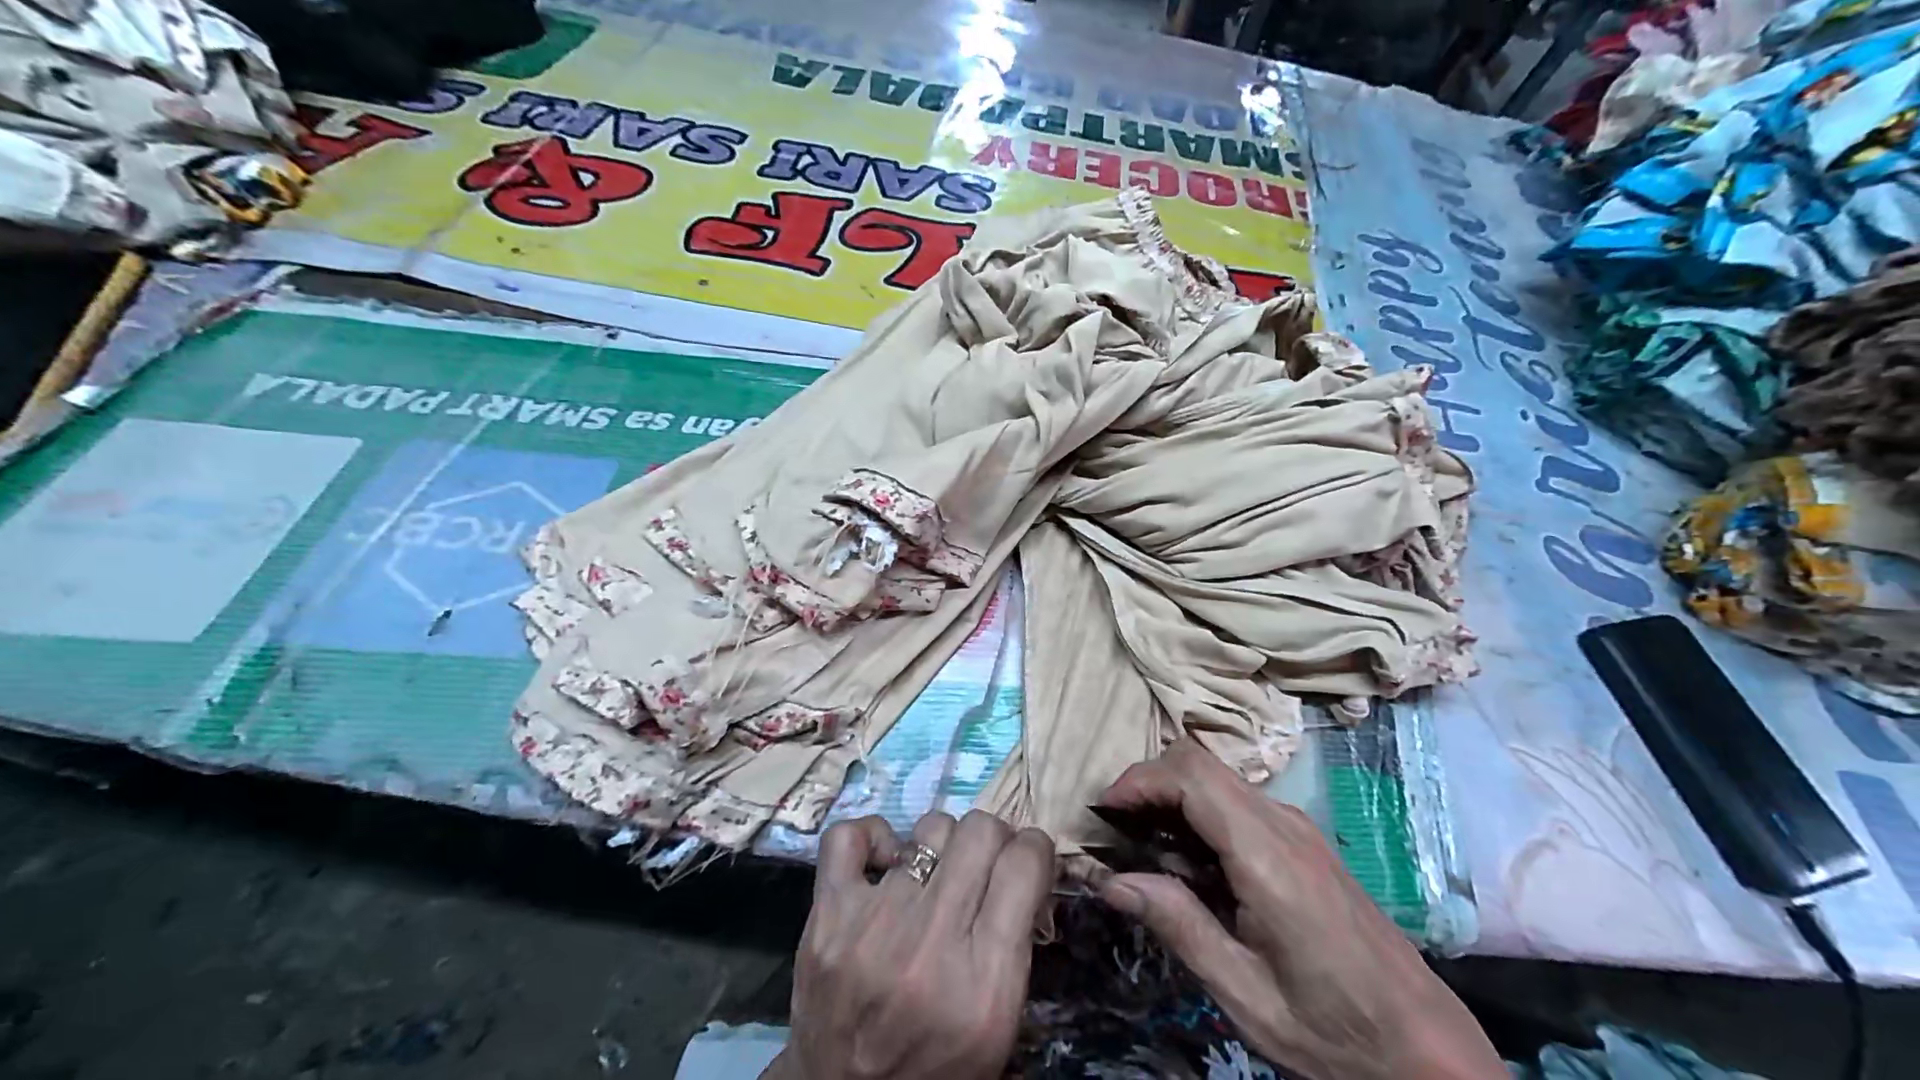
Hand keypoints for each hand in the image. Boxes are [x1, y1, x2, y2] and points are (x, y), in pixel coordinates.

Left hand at [766, 810, 1054, 1079]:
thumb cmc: (935, 1065)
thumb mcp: (998, 1024)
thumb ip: (1014, 941)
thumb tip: (1022, 863)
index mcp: (985, 983)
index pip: (1023, 865)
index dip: (1033, 849)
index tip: (1026, 859)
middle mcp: (930, 943)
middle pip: (980, 832)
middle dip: (993, 840)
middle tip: (983, 864)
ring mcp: (873, 924)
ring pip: (929, 827)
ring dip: (942, 845)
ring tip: (934, 874)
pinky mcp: (827, 915)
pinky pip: (848, 836)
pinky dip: (872, 837)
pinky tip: (884, 861)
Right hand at [1096, 739, 1503, 1079]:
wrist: (1427, 1049)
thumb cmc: (1334, 1030)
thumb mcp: (1245, 994)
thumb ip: (1178, 926)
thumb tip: (1111, 881)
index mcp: (1269, 857)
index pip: (1192, 776)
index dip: (1138, 780)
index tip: (1102, 813)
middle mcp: (1284, 825)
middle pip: (1199, 763)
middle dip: (1146, 783)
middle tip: (1115, 830)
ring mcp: (1297, 829)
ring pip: (1216, 779)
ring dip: (1169, 798)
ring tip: (1141, 850)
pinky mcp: (1302, 842)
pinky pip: (1235, 803)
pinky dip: (1196, 814)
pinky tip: (1187, 865)